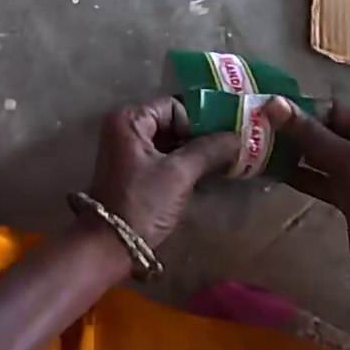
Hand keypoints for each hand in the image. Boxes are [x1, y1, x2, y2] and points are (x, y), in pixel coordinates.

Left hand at [89, 97, 238, 246]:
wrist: (111, 244)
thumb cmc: (144, 202)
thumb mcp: (179, 174)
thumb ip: (208, 150)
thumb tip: (237, 136)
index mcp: (129, 118)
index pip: (172, 105)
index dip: (195, 122)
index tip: (215, 143)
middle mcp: (123, 126)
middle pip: (169, 120)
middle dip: (195, 135)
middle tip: (222, 151)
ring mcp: (124, 147)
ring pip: (166, 138)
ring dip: (189, 150)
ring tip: (215, 163)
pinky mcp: (130, 167)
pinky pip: (159, 154)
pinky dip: (178, 161)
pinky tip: (198, 174)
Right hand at [263, 98, 349, 293]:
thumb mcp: (349, 165)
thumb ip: (310, 134)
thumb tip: (272, 101)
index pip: (335, 111)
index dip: (302, 109)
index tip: (266, 109)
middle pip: (328, 133)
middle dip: (295, 131)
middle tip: (257, 128)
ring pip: (323, 158)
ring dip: (295, 154)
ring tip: (258, 147)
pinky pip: (322, 180)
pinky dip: (301, 176)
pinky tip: (273, 171)